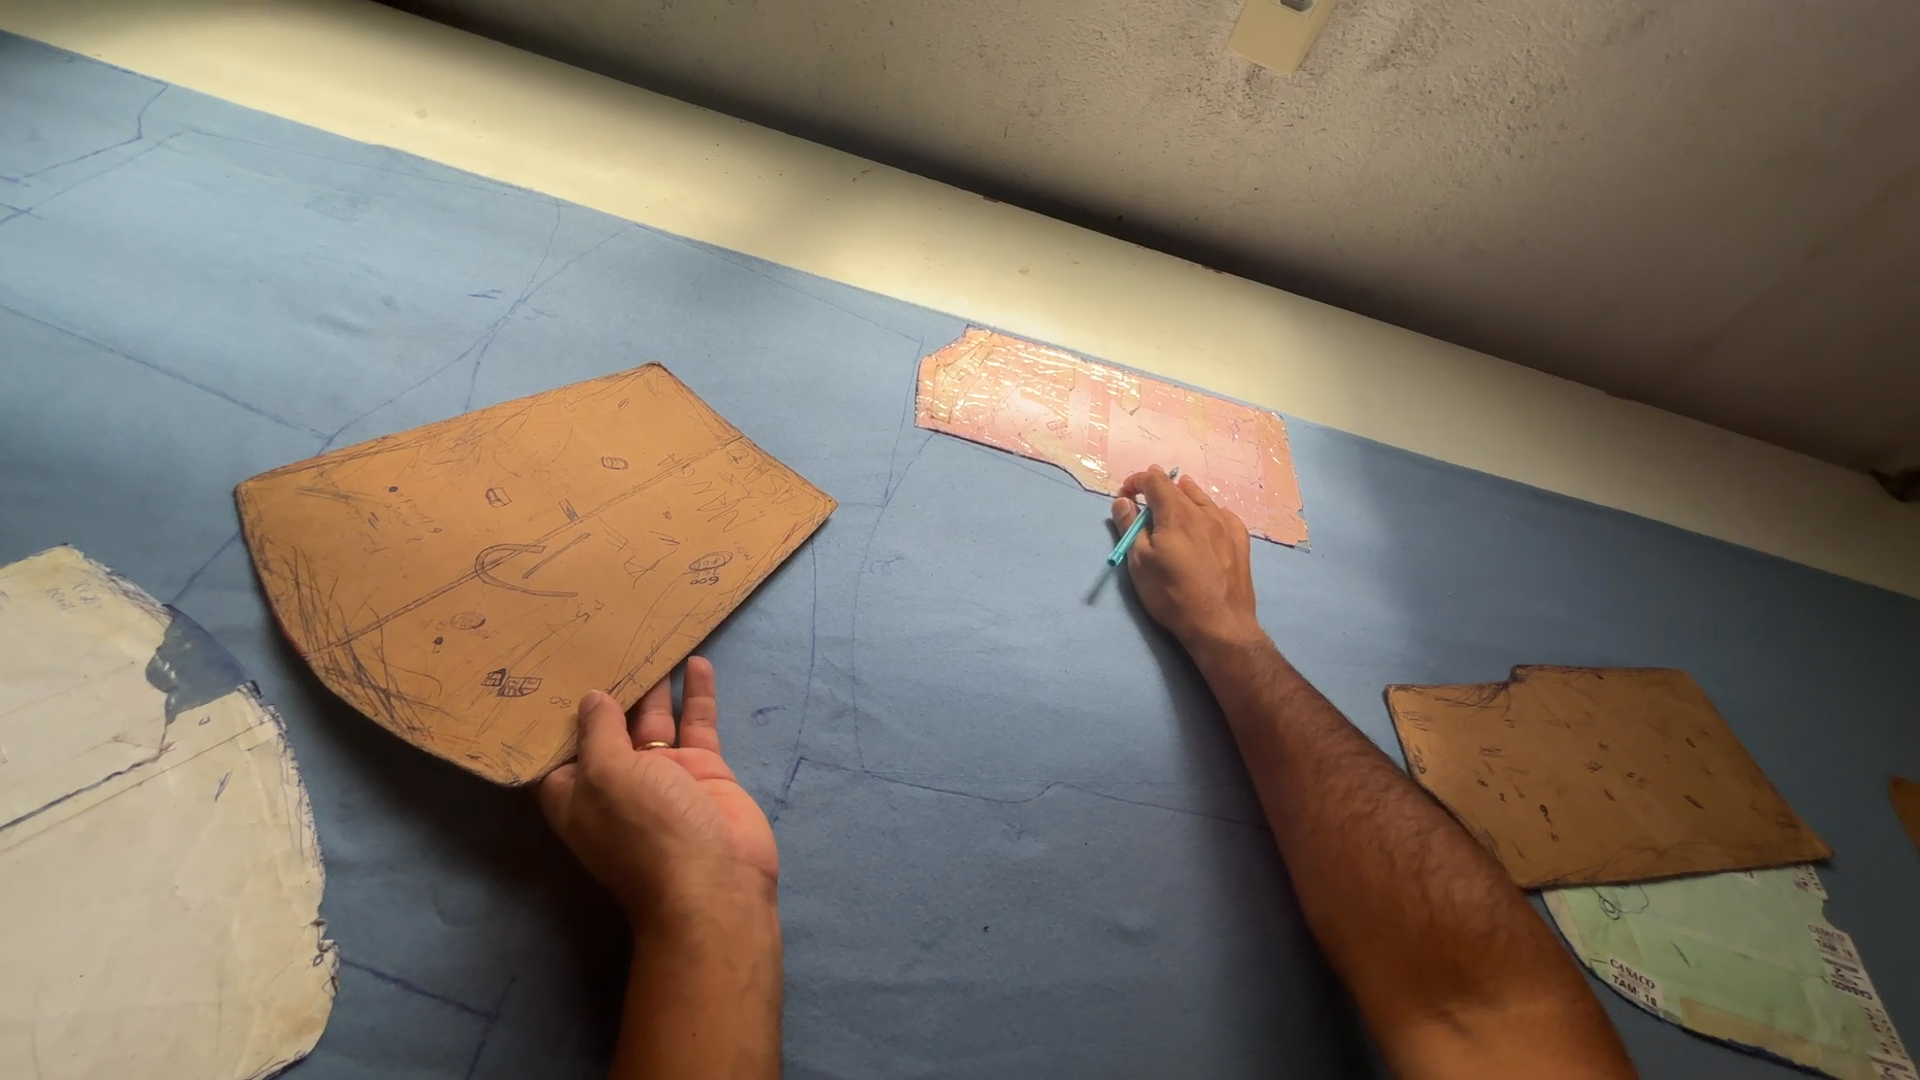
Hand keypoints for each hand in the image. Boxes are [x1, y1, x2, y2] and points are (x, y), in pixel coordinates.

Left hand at [537, 658, 778, 922]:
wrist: (716, 879)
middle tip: (608, 636)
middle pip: (610, 724)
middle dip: (610, 686)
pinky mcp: (704, 768)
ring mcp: (664, 773)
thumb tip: (591, 698)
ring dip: (656, 684)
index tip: (553, 669)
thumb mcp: (606, 777)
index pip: (559, 745)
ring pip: (656, 718)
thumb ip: (598, 732)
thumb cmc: (647, 830)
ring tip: (653, 638)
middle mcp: (618, 779)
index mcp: (578, 791)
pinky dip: (697, 694)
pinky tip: (696, 661)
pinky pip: (697, 722)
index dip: (557, 711)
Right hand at [1111, 465, 1265, 653]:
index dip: (1136, 481)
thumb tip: (1123, 501)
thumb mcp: (1139, 562)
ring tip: (1176, 495)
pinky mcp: (1240, 541)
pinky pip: (1222, 514)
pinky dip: (1208, 510)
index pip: (1154, 481)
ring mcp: (1225, 525)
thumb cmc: (1171, 593)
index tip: (1126, 495)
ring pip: (1202, 498)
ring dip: (1184, 494)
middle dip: (1157, 488)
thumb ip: (1130, 527)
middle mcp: (1202, 513)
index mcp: (1175, 514)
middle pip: (1177, 487)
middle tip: (1145, 499)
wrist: (1219, 623)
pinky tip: (1207, 519)